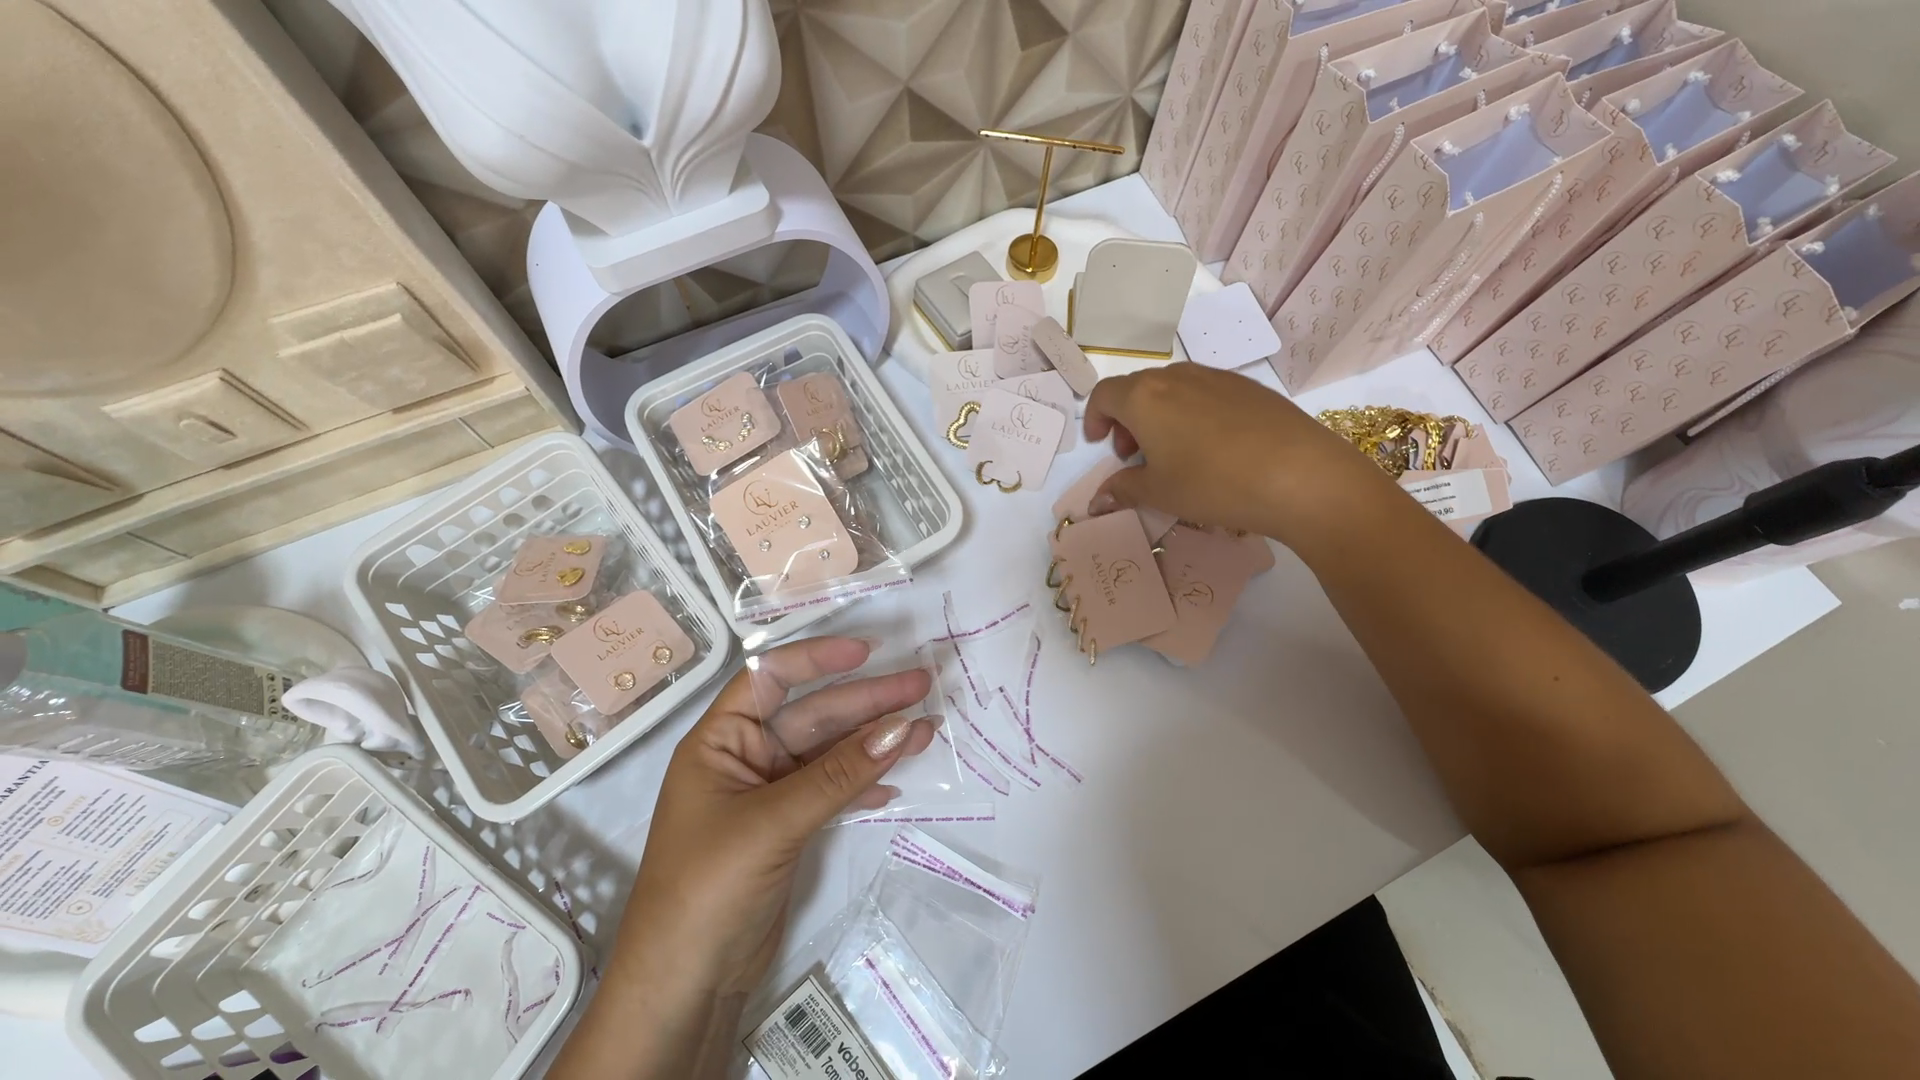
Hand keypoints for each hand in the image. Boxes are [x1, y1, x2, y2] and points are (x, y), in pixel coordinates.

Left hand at [549, 637, 938, 1079]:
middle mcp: (745, 758)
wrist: (685, 980)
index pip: (769, 678)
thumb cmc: (708, 887)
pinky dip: (864, 784)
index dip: (817, 658)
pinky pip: (833, 792)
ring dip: (874, 743)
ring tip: (927, 729)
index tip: (868, 651)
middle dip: (866, 702)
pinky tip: (896, 779)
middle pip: (813, 715)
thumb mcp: (773, 823)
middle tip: (923, 687)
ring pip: (829, 754)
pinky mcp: (788, 830)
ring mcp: (769, 795)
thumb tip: (902, 727)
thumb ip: (838, 775)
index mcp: (721, 740)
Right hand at [1082, 364, 1394, 548]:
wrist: (1299, 474)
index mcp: (1144, 397)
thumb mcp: (1160, 494)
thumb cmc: (1213, 484)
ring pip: (1173, 389)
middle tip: (1134, 456)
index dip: (1095, 419)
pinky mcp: (1249, 387)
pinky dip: (1192, 414)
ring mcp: (1216, 377)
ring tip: (1173, 454)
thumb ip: (1123, 491)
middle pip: (1137, 389)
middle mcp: (1176, 376)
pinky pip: (1205, 394)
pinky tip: (1213, 449)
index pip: (1104, 395)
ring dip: (1160, 416)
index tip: (1100, 445)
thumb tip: (1098, 500)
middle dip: (1127, 420)